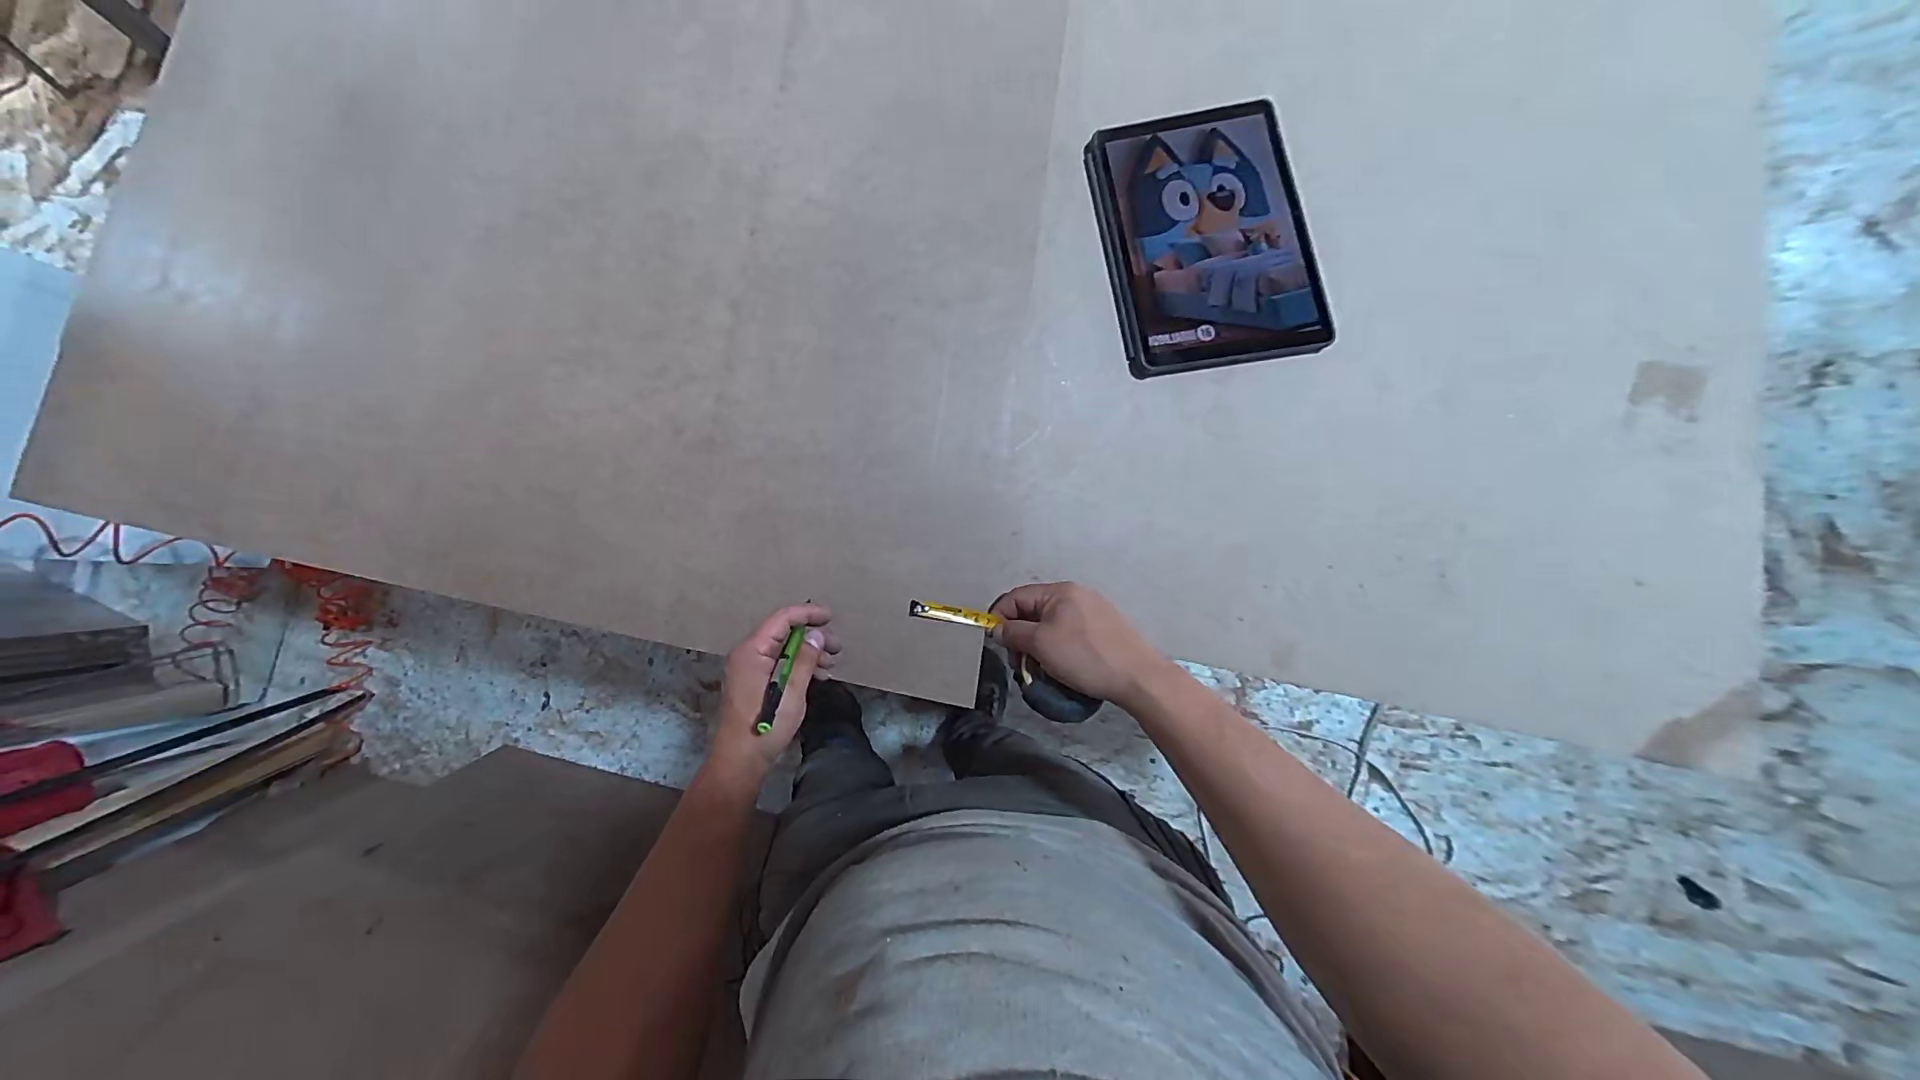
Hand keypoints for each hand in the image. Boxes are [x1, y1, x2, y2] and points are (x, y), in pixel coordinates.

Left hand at [709, 603, 839, 776]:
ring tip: (829, 664)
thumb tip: (817, 635)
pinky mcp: (752, 681)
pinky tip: (815, 676)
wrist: (740, 759)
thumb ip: (805, 659)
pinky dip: (798, 664)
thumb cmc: (765, 725)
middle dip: (811, 635)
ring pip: (782, 648)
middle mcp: (747, 654)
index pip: (782, 619)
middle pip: (782, 632)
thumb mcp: (792, 691)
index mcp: (752, 651)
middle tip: (836, 648)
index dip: (807, 614)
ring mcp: (748, 668)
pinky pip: (778, 662)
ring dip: (807, 651)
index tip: (830, 617)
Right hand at [988, 582, 1172, 709]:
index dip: (1000, 618)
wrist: (1138, 677)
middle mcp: (1077, 594)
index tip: (997, 644)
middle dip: (1021, 637)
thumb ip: (1014, 633)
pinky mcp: (1104, 628)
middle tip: (1020, 663)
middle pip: (1034, 611)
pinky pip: (1070, 633)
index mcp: (1060, 591)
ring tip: (1042, 670)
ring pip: (1051, 625)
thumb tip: (998, 628)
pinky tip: (1063, 668)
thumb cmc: (1086, 657)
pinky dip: (1058, 649)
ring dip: (1039, 647)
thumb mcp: (1041, 644)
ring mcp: (1093, 610)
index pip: (1016, 597)